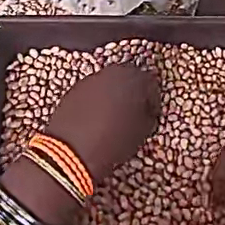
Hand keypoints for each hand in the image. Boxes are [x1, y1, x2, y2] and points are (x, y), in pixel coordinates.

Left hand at [41, 64, 159, 179]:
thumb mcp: (141, 133)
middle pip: (129, 77)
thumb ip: (147, 116)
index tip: (152, 114)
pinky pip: (93, 90)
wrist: (71, 151)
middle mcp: (112, 72)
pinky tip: (98, 118)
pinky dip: (98, 99)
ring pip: (109, 82)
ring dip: (115, 94)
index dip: (153, 100)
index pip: (151, 83)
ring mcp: (91, 79)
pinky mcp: (74, 89)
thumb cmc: (113, 142)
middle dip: (134, 92)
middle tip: (136, 112)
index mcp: (134, 79)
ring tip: (116, 116)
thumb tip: (145, 113)